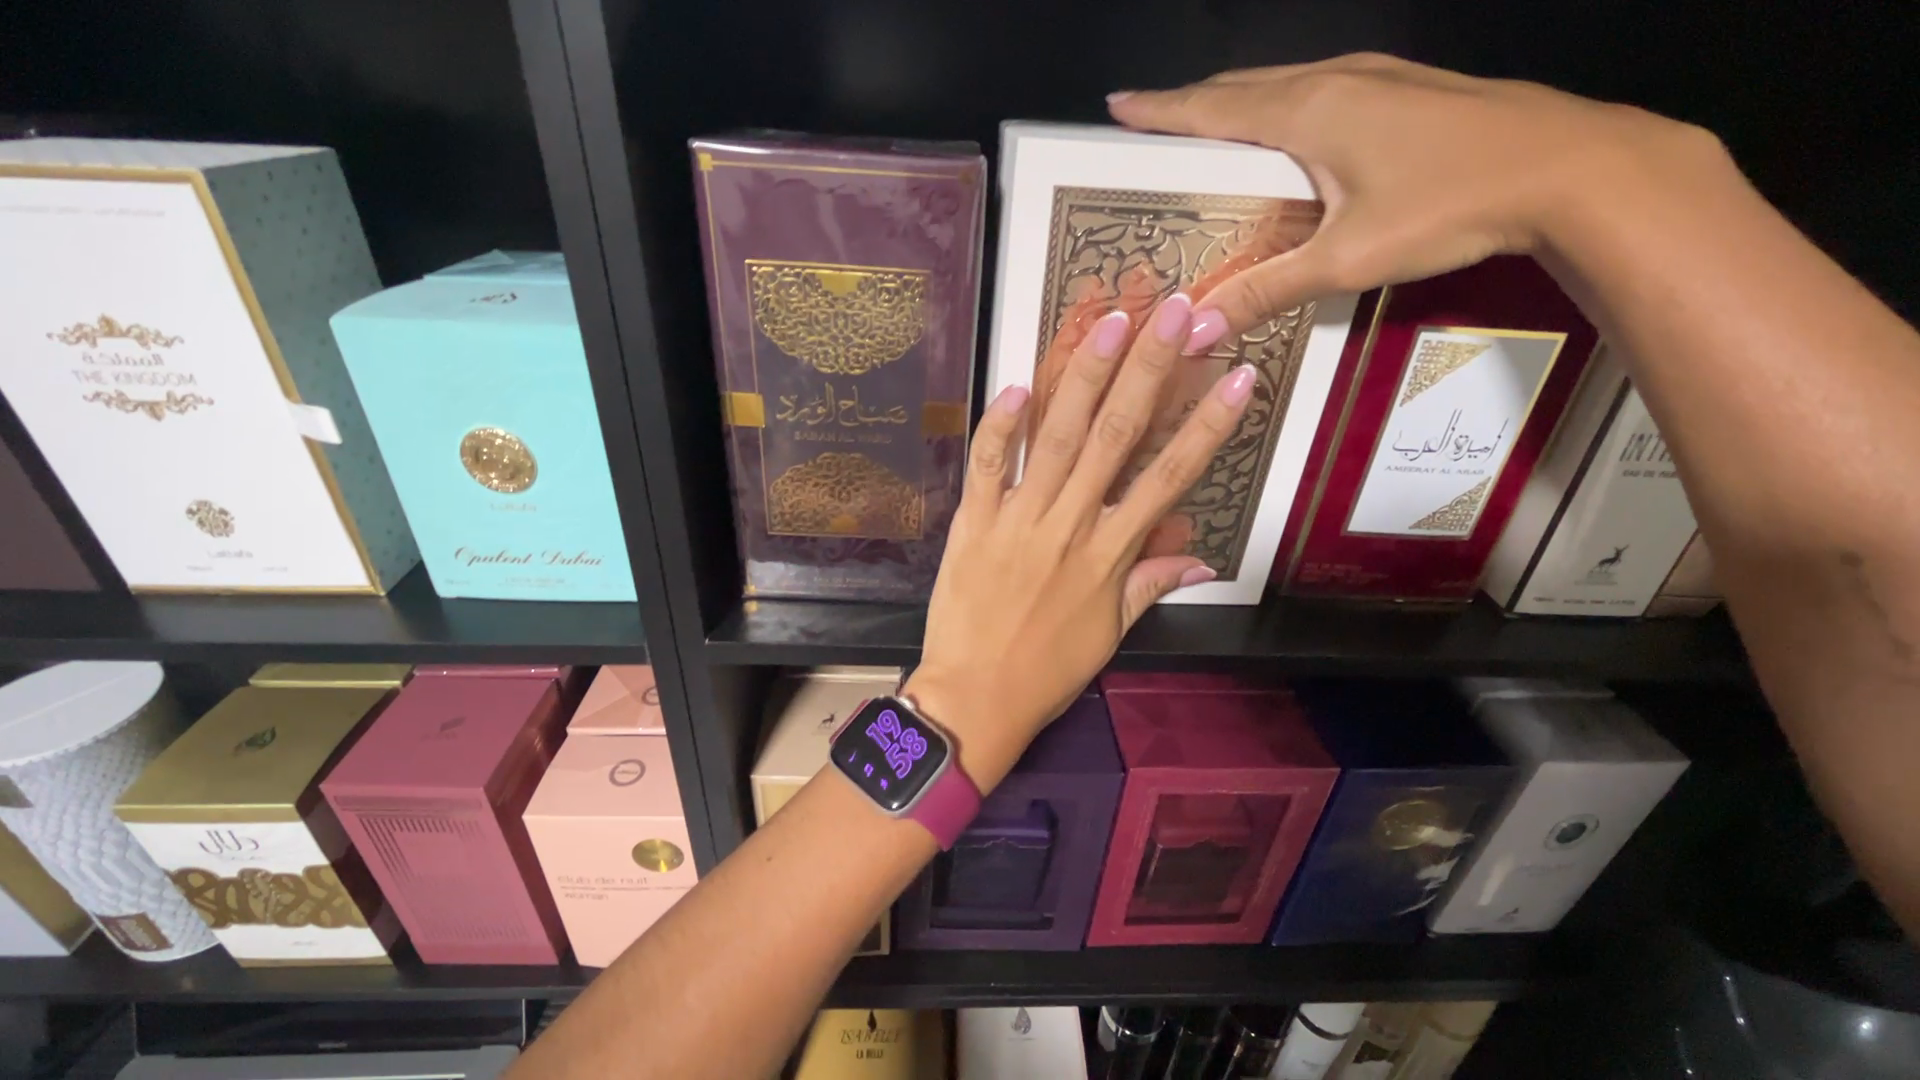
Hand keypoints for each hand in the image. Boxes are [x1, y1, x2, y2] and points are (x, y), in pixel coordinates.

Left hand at [907, 294, 1256, 788]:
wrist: (975, 698)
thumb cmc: (1046, 671)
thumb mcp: (1109, 635)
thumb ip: (1149, 585)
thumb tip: (1201, 560)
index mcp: (1111, 554)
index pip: (1171, 478)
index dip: (1208, 425)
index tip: (1238, 378)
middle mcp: (1071, 524)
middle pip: (1119, 436)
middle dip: (1151, 370)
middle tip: (1179, 313)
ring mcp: (1019, 518)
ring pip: (1058, 437)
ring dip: (1086, 377)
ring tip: (1113, 322)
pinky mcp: (972, 522)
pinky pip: (988, 465)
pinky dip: (1001, 425)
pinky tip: (1019, 385)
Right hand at [1108, 54, 1720, 338]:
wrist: (1570, 167)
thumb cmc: (1449, 205)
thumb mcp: (1348, 258)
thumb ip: (1266, 289)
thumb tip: (1196, 330)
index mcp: (1307, 111)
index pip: (1211, 108)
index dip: (1160, 110)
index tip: (1116, 106)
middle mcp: (1334, 79)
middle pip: (1243, 86)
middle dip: (1191, 103)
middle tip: (1151, 123)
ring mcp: (1376, 76)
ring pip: (1283, 82)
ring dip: (1237, 102)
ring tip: (1208, 128)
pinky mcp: (1406, 87)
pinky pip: (1320, 86)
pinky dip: (1282, 105)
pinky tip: (1289, 130)